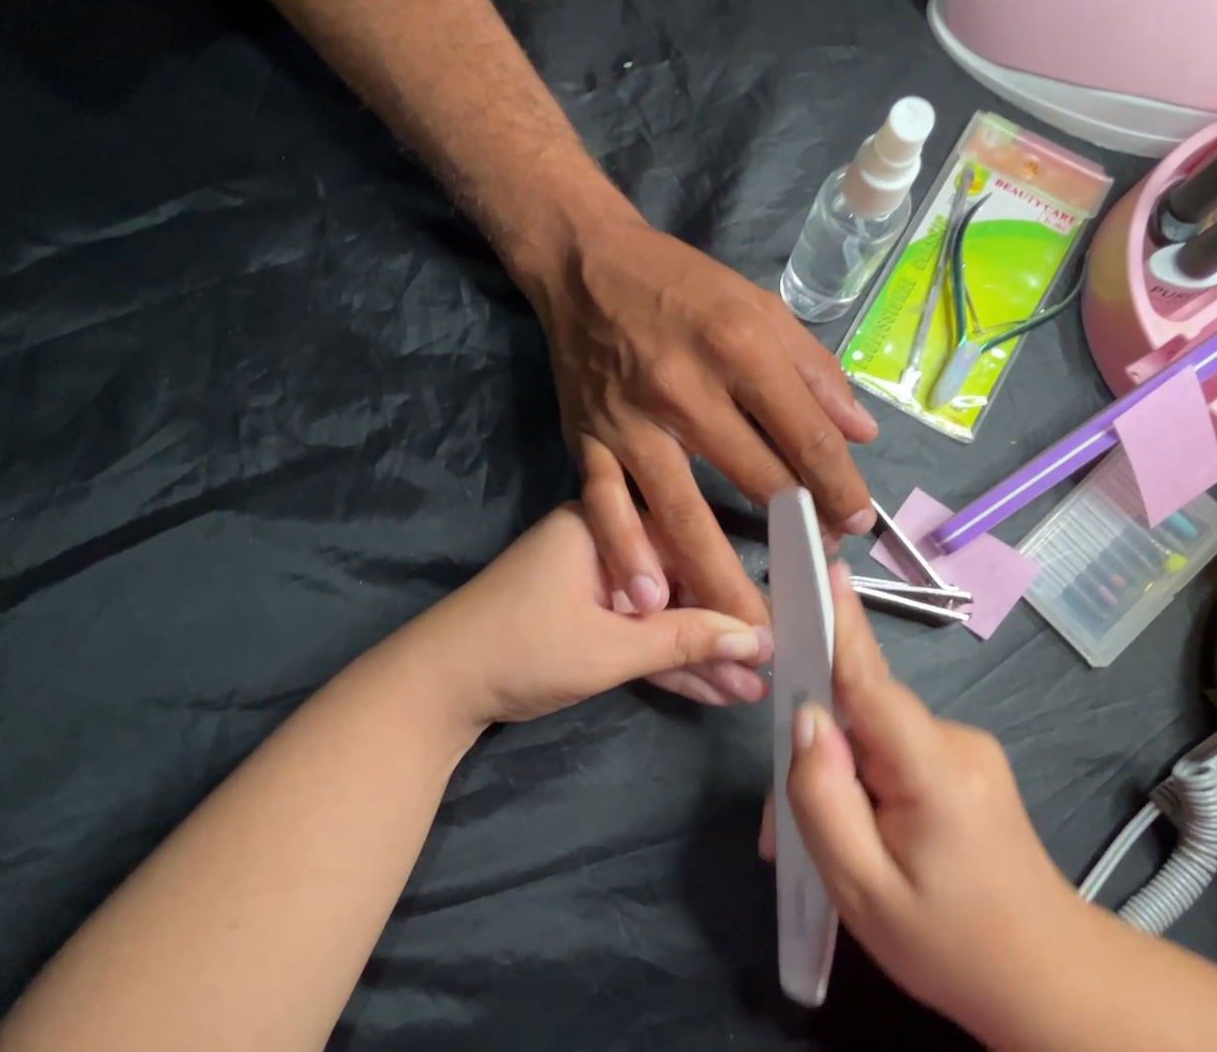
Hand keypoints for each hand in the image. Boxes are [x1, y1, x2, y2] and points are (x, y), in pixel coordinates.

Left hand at [410, 505, 774, 727]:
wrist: (438, 685)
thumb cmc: (523, 648)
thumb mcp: (610, 647)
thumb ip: (684, 641)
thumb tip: (758, 640)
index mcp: (604, 525)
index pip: (687, 547)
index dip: (734, 592)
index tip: (778, 626)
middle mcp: (604, 545)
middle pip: (677, 585)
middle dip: (720, 634)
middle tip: (771, 668)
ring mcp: (593, 584)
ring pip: (660, 617)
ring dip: (698, 656)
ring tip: (751, 691)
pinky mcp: (584, 618)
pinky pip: (636, 635)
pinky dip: (665, 662)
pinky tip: (712, 689)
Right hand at [519, 209, 879, 627]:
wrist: (586, 266)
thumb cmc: (681, 283)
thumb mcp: (759, 304)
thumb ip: (814, 370)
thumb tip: (860, 434)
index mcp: (740, 349)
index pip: (805, 435)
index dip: (839, 487)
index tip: (858, 522)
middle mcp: (688, 391)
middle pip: (756, 481)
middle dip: (797, 533)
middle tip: (819, 571)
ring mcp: (633, 424)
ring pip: (684, 513)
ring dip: (721, 574)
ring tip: (750, 625)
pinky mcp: (591, 443)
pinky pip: (609, 508)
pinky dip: (628, 556)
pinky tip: (649, 603)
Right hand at [761, 564, 1080, 1020]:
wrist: (1050, 984)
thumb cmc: (953, 946)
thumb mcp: (862, 888)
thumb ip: (823, 798)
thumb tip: (805, 720)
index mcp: (935, 769)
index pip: (872, 682)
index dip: (842, 625)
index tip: (823, 566)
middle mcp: (954, 741)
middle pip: (858, 718)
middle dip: (815, 761)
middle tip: (784, 838)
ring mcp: (963, 750)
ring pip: (870, 740)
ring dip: (837, 782)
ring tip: (825, 855)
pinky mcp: (961, 764)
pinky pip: (890, 757)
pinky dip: (862, 788)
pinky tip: (858, 838)